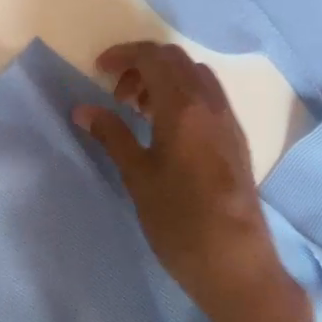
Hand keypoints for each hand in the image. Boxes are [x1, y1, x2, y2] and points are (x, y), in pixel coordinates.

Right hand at [73, 42, 284, 313]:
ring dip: (164, 79)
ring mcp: (228, 121)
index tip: (98, 70)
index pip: (153, 56)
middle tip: (117, 95)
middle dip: (142, 65)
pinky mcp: (236, 140)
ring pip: (195, 76)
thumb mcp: (137, 176)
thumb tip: (83, 109)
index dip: (122, 54)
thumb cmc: (180, 221)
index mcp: (183, 106)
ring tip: (139, 112)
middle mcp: (210, 104)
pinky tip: (167, 130)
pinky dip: (183, 95)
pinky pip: (208, 96)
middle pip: (175, 59)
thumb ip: (112, 135)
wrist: (238, 267)